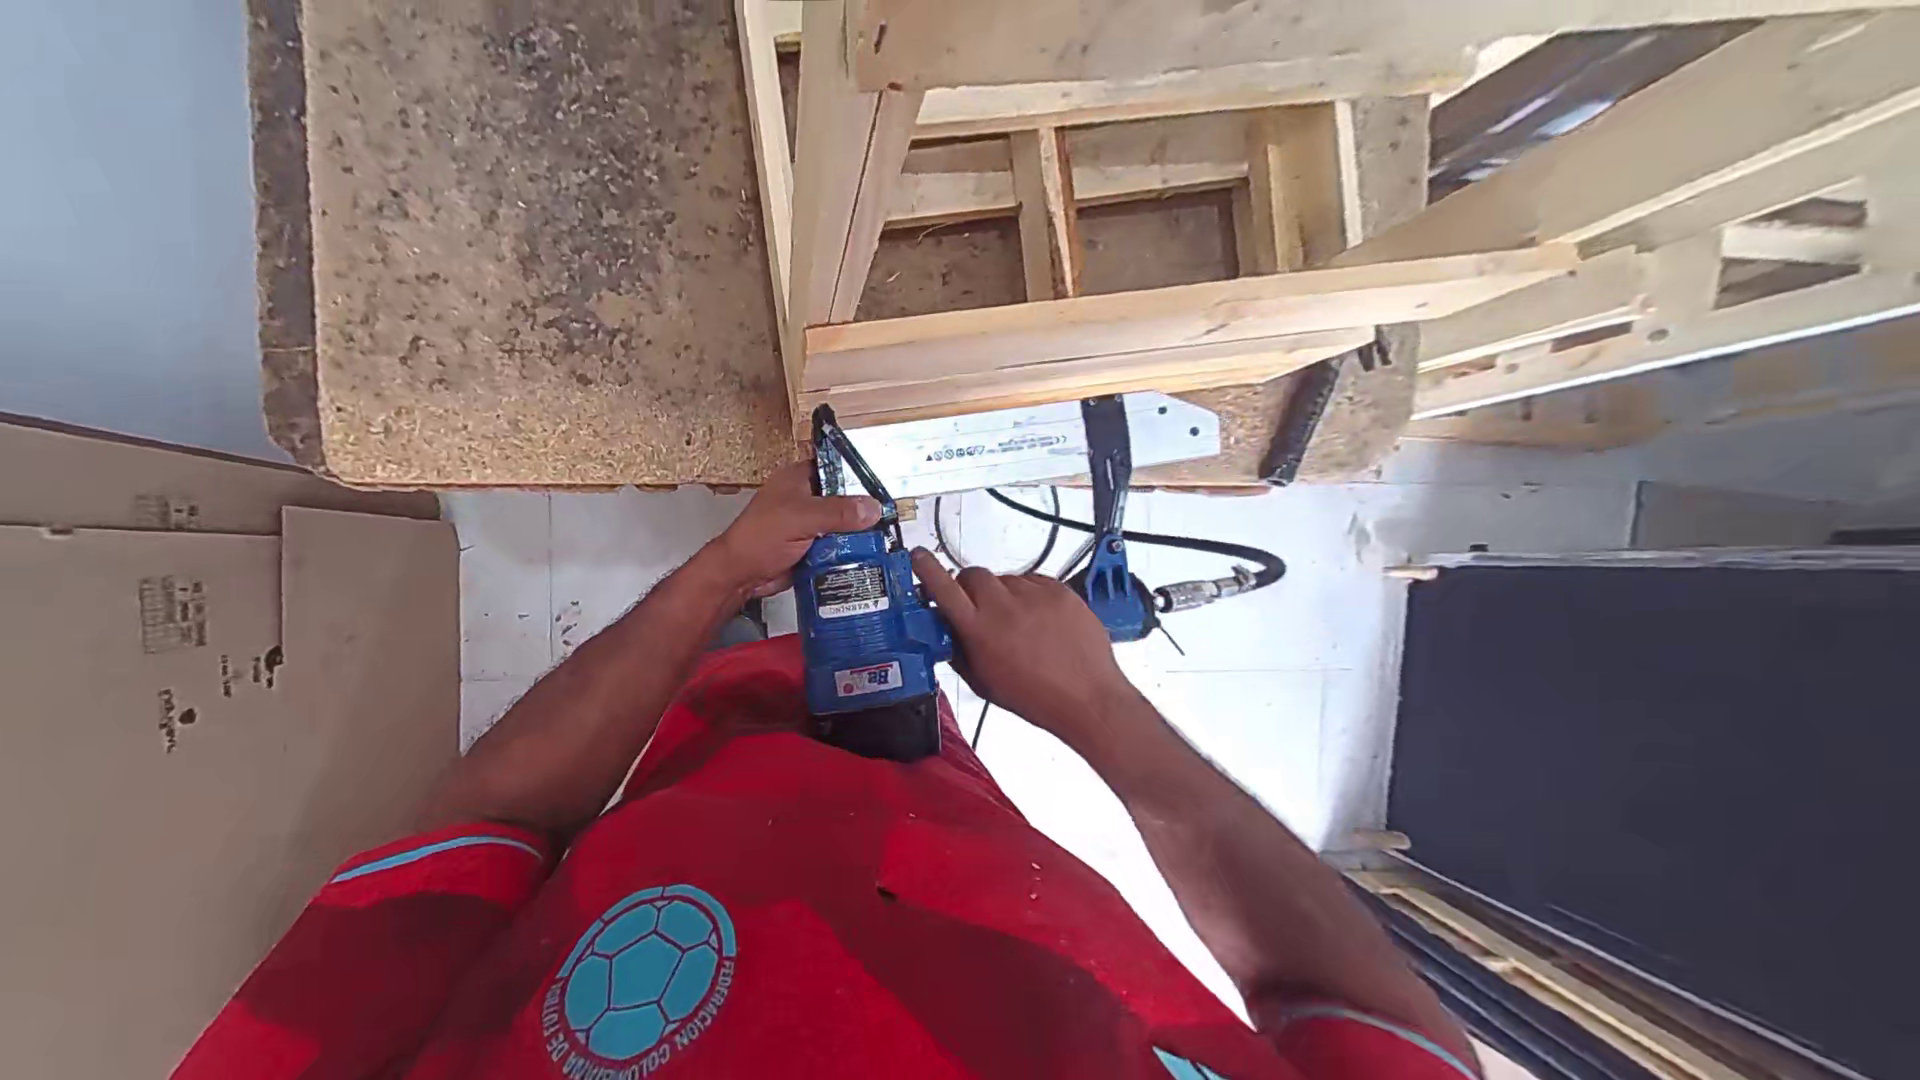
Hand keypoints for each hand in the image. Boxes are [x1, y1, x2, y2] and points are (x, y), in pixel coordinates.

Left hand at [714, 462, 880, 597]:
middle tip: (886, 515)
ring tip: (882, 536)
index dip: (857, 474)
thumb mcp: (801, 518)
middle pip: (845, 498)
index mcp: (799, 479)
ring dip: (858, 532)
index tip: (881, 484)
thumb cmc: (757, 539)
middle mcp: (806, 498)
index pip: (835, 467)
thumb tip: (871, 508)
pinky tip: (866, 553)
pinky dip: (850, 550)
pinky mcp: (814, 546)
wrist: (742, 576)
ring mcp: (810, 523)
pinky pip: (840, 544)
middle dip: (863, 508)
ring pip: (844, 523)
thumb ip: (837, 511)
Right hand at [910, 548, 1140, 740]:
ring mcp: (1034, 595)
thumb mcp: (984, 682)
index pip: (943, 588)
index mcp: (979, 630)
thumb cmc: (1037, 697)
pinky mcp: (1059, 590)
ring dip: (1003, 594)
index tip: (919, 557)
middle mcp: (1004, 606)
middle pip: (973, 575)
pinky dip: (1031, 595)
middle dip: (969, 588)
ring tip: (1019, 622)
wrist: (1087, 697)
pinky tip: (1039, 619)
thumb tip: (947, 633)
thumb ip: (960, 652)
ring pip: (1005, 579)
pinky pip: (1034, 581)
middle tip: (978, 607)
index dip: (927, 569)